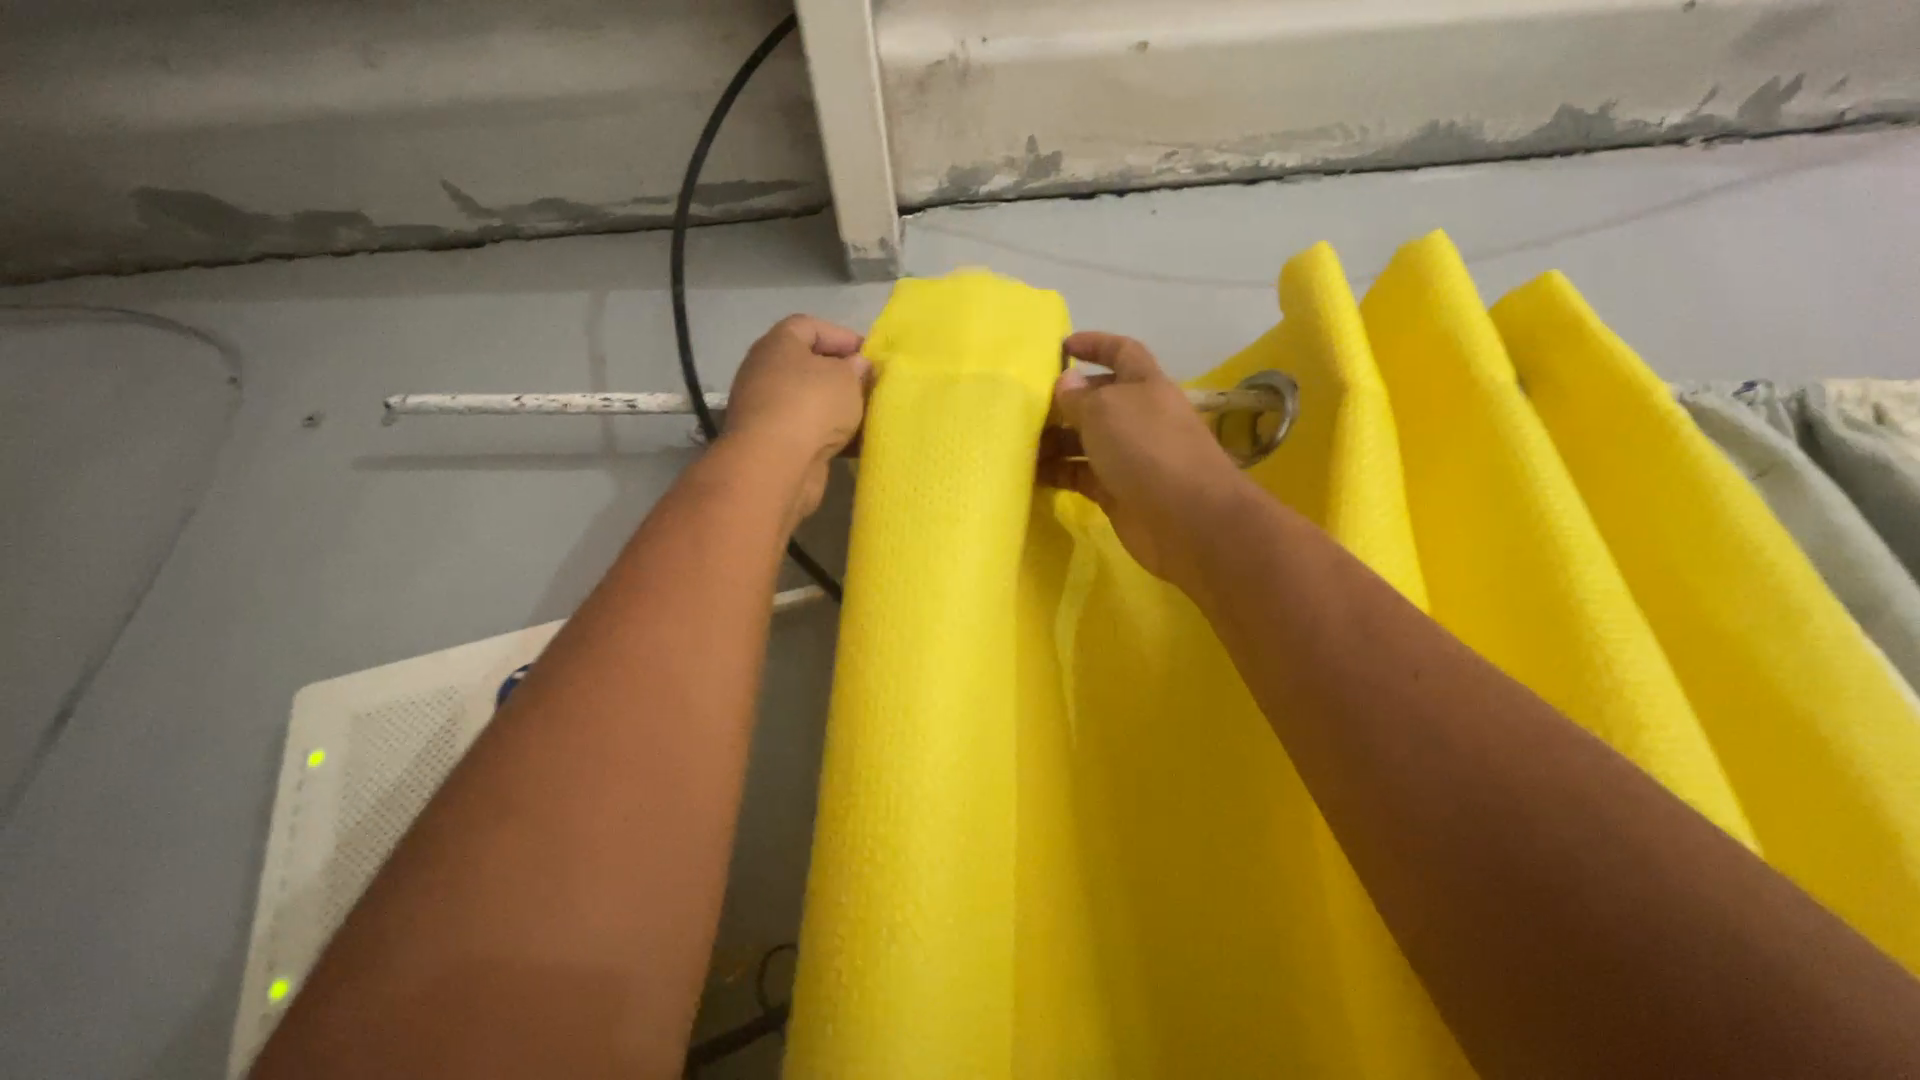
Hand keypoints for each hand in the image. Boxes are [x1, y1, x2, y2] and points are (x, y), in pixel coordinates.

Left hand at [721, 315, 871, 525]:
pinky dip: (827, 434)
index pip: (809, 326)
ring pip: (807, 400)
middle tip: (868, 385)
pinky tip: (852, 443)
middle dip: (840, 374)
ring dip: (835, 407)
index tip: (869, 354)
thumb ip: (856, 368)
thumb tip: (856, 364)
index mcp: (778, 344)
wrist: (775, 464)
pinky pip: (805, 429)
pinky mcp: (770, 441)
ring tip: (865, 415)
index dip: (841, 336)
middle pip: (807, 365)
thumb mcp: (846, 378)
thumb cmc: (812, 405)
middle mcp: (764, 371)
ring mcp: (764, 408)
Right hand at [1038, 331, 1252, 586]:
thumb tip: (1066, 384)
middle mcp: (1140, 417)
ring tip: (1021, 446)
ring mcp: (1131, 457)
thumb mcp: (1105, 410)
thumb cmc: (1147, 448)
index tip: (1062, 347)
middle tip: (1027, 409)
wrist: (1187, 519)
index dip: (1095, 344)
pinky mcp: (1120, 492)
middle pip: (1098, 401)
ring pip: (1087, 441)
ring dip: (1056, 441)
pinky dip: (1061, 473)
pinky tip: (1034, 475)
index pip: (1122, 352)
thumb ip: (1079, 397)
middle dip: (1065, 402)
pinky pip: (1083, 475)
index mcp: (1145, 385)